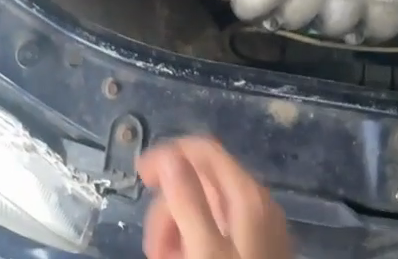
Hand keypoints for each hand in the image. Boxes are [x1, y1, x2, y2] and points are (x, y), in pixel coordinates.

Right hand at [140, 137, 292, 258]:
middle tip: (155, 249)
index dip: (168, 155)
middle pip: (202, 180)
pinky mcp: (256, 249)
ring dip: (179, 230)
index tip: (139, 178)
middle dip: (170, 208)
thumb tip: (168, 155)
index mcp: (246, 195)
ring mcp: (258, 226)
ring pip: (206, 209)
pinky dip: (195, 242)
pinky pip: (217, 230)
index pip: (203, 150)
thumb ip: (187, 200)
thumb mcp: (205, 252)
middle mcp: (255, 202)